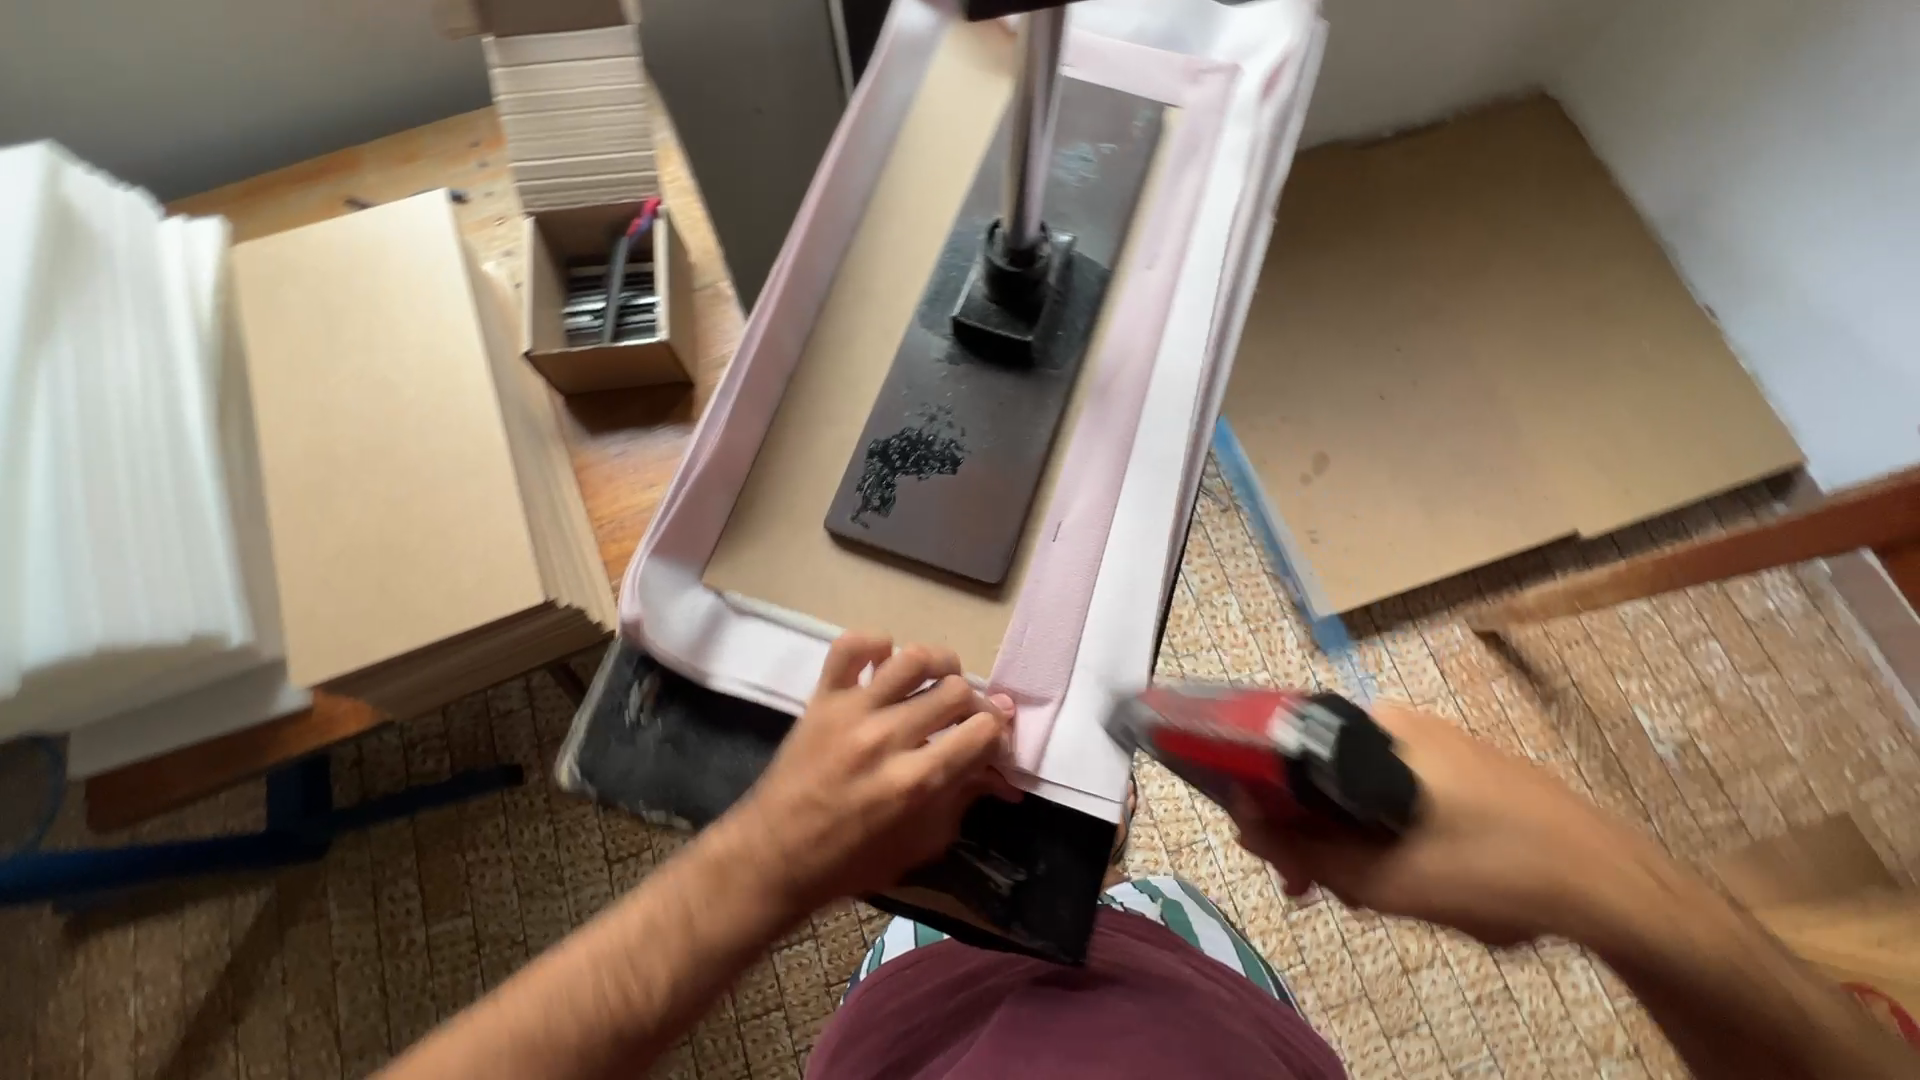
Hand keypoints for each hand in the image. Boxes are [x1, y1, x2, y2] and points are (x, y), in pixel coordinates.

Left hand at [723, 633, 1020, 912]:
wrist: (774, 856)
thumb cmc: (852, 861)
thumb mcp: (921, 843)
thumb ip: (963, 801)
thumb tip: (1000, 775)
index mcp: (915, 782)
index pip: (982, 731)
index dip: (998, 734)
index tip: (991, 743)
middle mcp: (886, 738)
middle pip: (955, 690)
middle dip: (974, 704)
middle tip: (966, 721)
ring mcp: (851, 711)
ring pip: (913, 658)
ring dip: (939, 665)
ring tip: (938, 681)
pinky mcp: (821, 697)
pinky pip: (850, 647)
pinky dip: (875, 645)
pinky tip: (885, 667)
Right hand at [1232, 701, 1648, 945]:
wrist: (1615, 888)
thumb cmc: (1491, 872)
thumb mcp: (1384, 879)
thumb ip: (1302, 851)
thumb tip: (1242, 825)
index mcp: (1372, 728)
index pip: (1286, 757)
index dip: (1273, 813)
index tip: (1285, 865)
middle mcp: (1398, 720)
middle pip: (1324, 777)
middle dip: (1321, 839)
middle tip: (1334, 894)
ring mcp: (1438, 738)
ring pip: (1363, 789)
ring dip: (1359, 842)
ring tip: (1386, 897)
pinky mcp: (1468, 761)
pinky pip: (1403, 791)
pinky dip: (1395, 830)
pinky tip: (1421, 876)